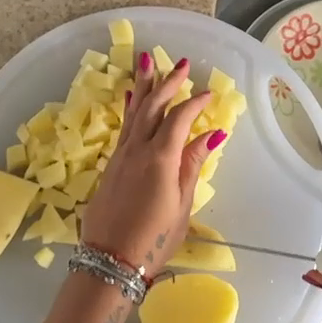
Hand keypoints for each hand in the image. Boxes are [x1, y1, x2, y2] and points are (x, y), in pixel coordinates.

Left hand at [78, 54, 222, 279]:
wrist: (110, 260)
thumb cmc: (154, 238)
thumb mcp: (182, 204)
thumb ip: (192, 164)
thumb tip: (212, 134)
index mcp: (160, 157)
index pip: (179, 118)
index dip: (195, 102)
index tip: (209, 92)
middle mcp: (137, 149)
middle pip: (153, 106)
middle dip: (168, 82)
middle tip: (181, 63)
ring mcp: (121, 155)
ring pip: (135, 112)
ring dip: (144, 86)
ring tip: (147, 61)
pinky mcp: (111, 164)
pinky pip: (124, 127)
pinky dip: (132, 108)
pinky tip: (133, 99)